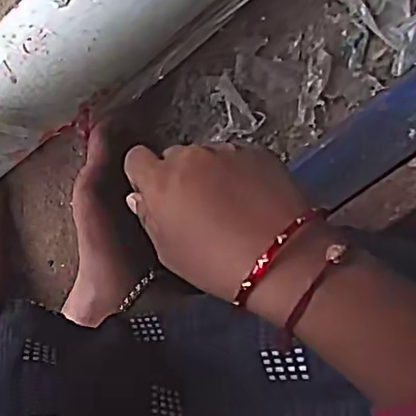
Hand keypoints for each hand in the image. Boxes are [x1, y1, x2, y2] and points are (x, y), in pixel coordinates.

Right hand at [122, 143, 315, 299]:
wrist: (279, 258)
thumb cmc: (216, 263)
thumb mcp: (167, 251)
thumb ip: (148, 217)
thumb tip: (141, 199)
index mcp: (160, 181)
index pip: (136, 159)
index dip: (142, 175)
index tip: (151, 191)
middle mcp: (190, 158)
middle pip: (173, 157)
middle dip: (177, 177)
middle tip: (191, 207)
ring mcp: (226, 152)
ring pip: (205, 156)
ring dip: (208, 174)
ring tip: (224, 207)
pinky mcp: (257, 153)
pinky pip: (236, 158)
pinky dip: (236, 173)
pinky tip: (246, 201)